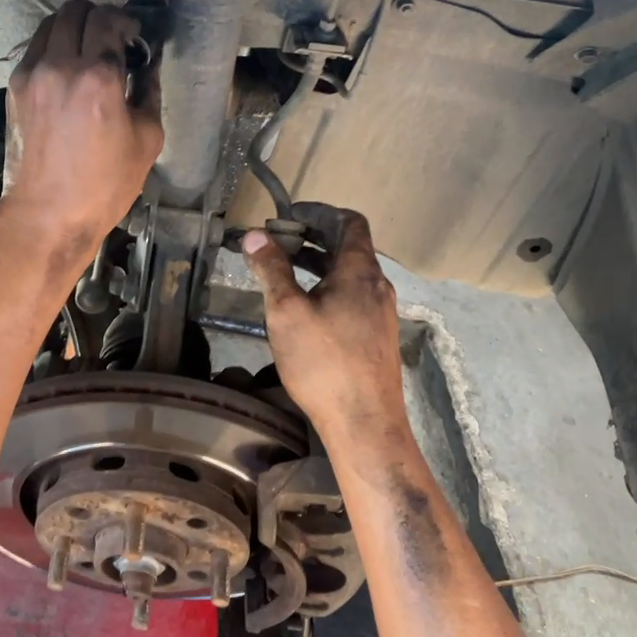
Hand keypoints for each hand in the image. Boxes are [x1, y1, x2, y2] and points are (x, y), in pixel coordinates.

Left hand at [0, 0, 163, 257]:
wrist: (47, 213)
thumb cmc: (104, 184)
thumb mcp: (147, 139)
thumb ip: (149, 92)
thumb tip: (148, 66)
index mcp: (98, 77)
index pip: (108, 19)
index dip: (125, 20)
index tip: (134, 35)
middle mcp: (60, 66)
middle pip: (75, 10)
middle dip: (97, 16)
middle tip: (111, 38)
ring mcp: (31, 74)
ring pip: (49, 24)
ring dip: (72, 27)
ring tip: (86, 49)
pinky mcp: (15, 87)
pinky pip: (35, 49)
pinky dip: (53, 47)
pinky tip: (66, 70)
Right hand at [242, 203, 404, 436]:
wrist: (365, 424)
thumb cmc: (324, 362)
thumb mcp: (287, 311)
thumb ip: (271, 269)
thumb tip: (255, 234)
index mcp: (360, 271)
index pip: (349, 222)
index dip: (319, 212)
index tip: (288, 216)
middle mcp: (377, 286)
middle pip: (349, 247)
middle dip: (312, 238)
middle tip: (277, 242)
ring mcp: (381, 314)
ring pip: (350, 274)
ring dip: (319, 264)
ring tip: (284, 271)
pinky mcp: (377, 338)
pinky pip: (353, 297)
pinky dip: (328, 287)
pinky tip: (304, 308)